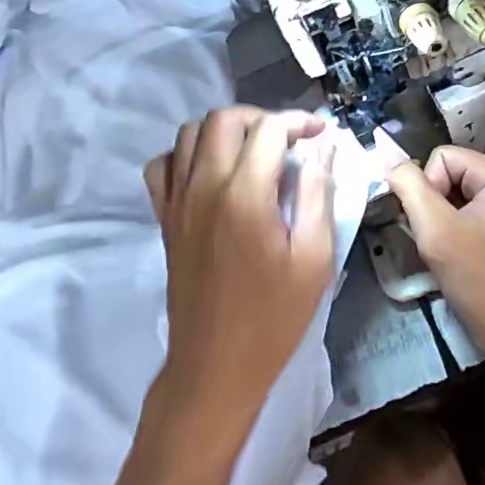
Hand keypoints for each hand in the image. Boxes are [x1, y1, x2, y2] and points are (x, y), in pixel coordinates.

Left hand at [143, 107, 336, 421]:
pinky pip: (163, 165)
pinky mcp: (164, 217)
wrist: (216, 365)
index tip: (320, 133)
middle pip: (225, 119)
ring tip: (252, 153)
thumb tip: (321, 151)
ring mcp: (177, 200)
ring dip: (225, 131)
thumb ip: (318, 195)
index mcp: (244, 194)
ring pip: (190, 132)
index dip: (299, 122)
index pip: (270, 129)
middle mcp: (204, 185)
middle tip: (288, 142)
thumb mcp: (315, 259)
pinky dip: (185, 155)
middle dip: (261, 119)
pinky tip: (210, 173)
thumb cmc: (273, 316)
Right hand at [386, 146, 484, 364]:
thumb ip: (409, 186)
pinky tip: (461, 256)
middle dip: (435, 205)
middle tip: (439, 240)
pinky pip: (470, 214)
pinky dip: (457, 231)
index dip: (427, 188)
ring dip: (443, 220)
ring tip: (449, 250)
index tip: (436, 225)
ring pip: (456, 196)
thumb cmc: (479, 278)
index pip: (441, 157)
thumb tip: (388, 157)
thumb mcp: (434, 228)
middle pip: (449, 174)